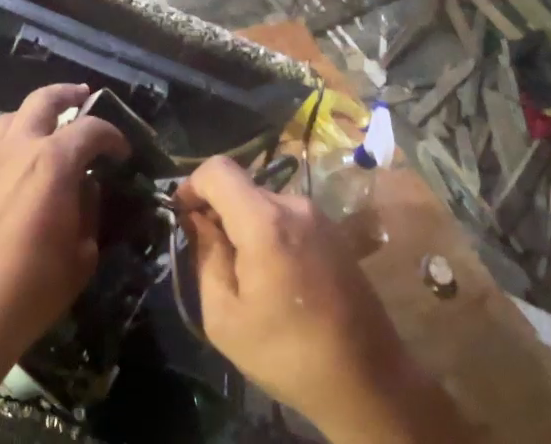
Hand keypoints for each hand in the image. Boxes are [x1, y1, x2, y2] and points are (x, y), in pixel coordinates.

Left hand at [0, 84, 128, 406]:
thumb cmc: (31, 291)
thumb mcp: (80, 255)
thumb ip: (88, 209)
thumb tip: (85, 187)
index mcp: (52, 162)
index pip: (91, 129)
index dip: (113, 136)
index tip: (122, 153)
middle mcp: (18, 148)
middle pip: (43, 100)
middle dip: (69, 95)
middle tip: (85, 98)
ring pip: (12, 116)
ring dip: (36, 114)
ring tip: (52, 126)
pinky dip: (14, 137)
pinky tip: (23, 158)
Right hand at [178, 157, 464, 443]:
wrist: (368, 380)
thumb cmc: (288, 354)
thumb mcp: (225, 316)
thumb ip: (206, 257)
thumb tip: (196, 220)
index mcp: (265, 221)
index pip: (217, 169)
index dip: (191, 186)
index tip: (181, 218)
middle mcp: (295, 206)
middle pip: (241, 188)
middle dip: (218, 214)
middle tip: (211, 260)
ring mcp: (320, 217)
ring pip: (264, 204)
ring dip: (245, 228)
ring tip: (245, 277)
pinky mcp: (335, 233)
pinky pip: (288, 219)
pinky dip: (269, 236)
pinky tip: (274, 280)